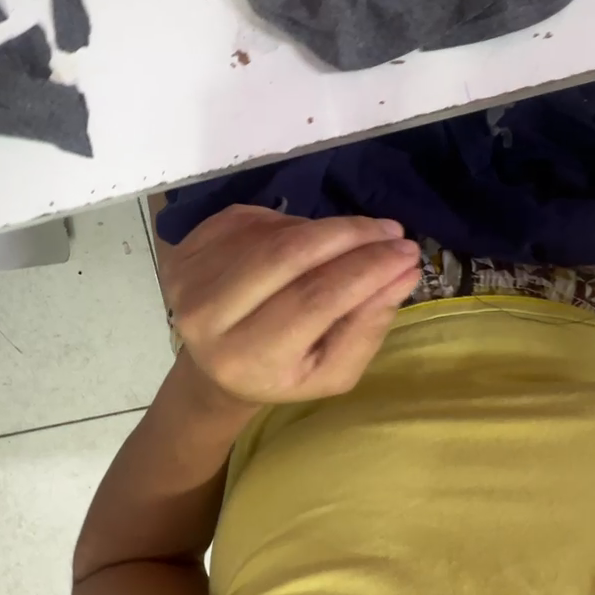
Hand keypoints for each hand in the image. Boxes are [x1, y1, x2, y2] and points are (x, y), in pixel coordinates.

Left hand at [161, 205, 422, 404]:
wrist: (214, 367)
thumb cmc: (281, 374)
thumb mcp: (331, 371)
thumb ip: (366, 327)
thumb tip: (402, 271)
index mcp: (244, 359)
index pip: (314, 299)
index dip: (366, 268)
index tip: (409, 250)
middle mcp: (205, 317)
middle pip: (287, 254)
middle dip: (350, 234)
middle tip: (391, 230)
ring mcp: (188, 277)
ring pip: (273, 232)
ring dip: (323, 230)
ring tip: (349, 244)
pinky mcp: (185, 249)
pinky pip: (253, 220)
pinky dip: (290, 225)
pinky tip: (303, 244)